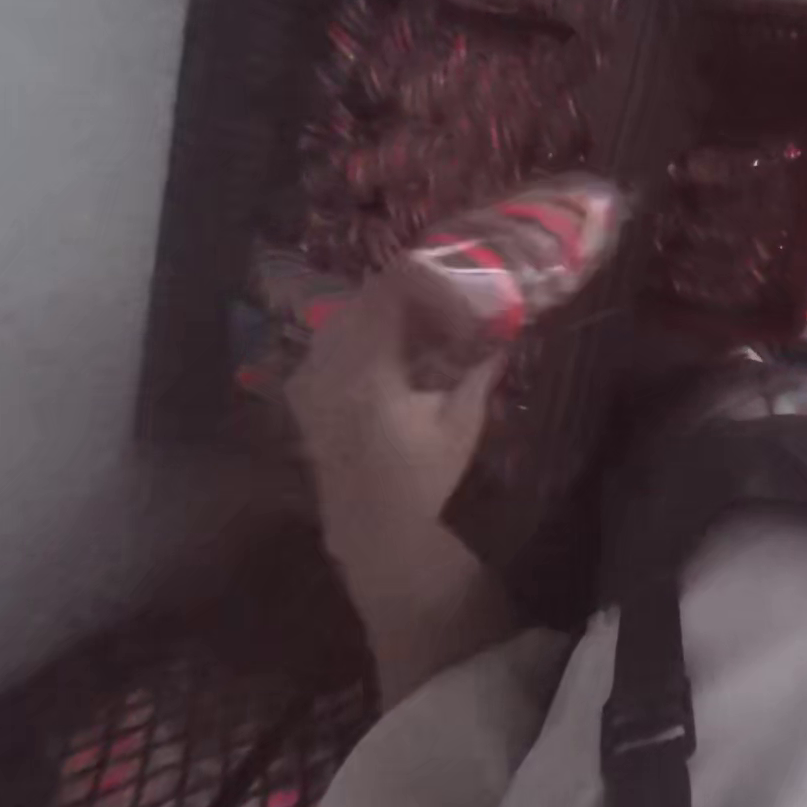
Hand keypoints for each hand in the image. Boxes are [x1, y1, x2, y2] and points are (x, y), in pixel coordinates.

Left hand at [284, 268, 503, 515]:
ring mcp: (309, 380)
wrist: (372, 526)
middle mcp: (330, 369)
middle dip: (400, 296)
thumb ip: (479, 375)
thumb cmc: (422, 476)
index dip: (415, 280)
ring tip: (412, 327)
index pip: (384, 298)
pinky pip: (326, 343)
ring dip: (377, 314)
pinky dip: (355, 334)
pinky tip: (382, 352)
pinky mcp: (303, 393)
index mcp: (370, 374)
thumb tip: (503, 339)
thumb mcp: (461, 425)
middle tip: (435, 306)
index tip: (445, 282)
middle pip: (361, 302)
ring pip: (341, 318)